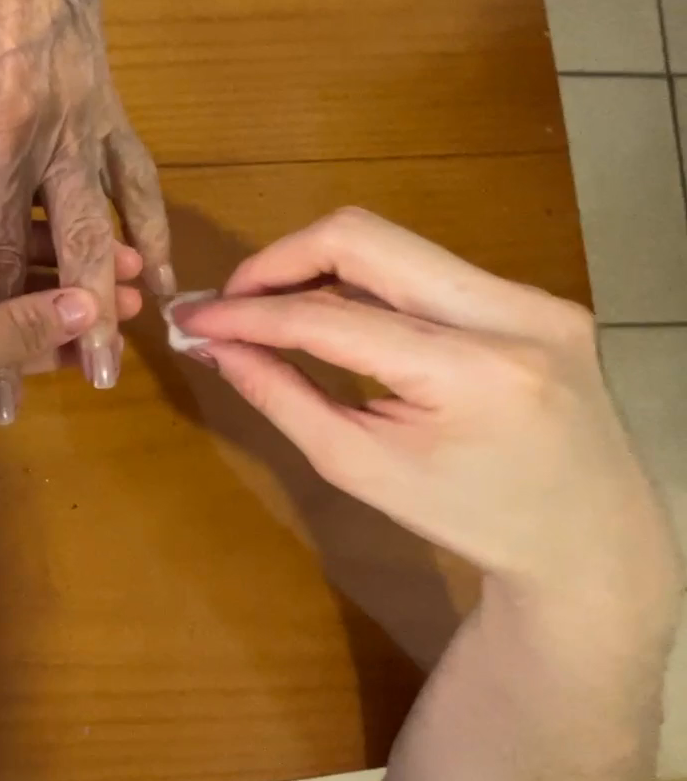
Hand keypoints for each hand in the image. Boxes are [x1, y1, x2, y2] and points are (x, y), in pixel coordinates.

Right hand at [174, 208, 678, 608]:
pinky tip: (317, 312)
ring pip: (384, 242)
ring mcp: (528, 298)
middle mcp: (511, 314)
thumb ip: (276, 393)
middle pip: (359, 238)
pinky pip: (411, 263)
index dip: (243, 313)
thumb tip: (210, 344)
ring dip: (306, 266)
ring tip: (262, 309)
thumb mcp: (352, 464)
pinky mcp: (525, 297)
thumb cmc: (465, 517)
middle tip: (226, 301)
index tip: (187, 318)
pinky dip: (346, 280)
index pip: (325, 315)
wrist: (593, 541)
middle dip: (273, 263)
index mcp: (471, 372)